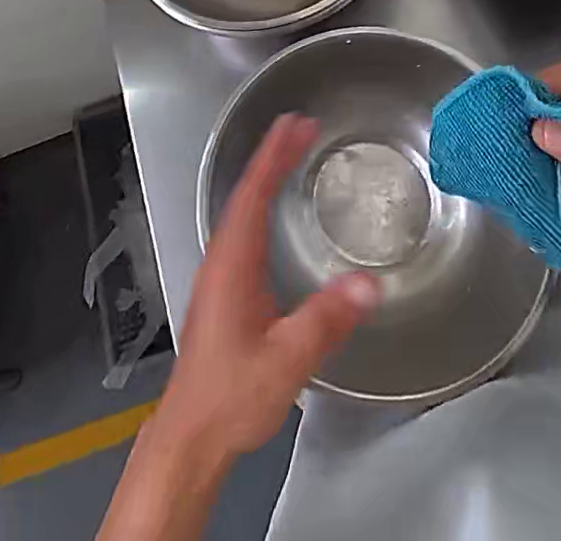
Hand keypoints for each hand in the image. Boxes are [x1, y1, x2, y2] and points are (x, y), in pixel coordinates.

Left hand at [157, 113, 380, 460]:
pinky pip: (247, 230)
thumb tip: (368, 284)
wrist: (192, 434)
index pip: (252, 196)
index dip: (273, 158)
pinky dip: (264, 204)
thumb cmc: (229, 396)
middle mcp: (222, 261)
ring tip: (292, 152)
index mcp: (232, 266)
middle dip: (272, 156)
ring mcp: (222, 274)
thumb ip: (326, 320)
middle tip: (300, 127)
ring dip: (267, 176)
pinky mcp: (228, 289)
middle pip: (247, 193)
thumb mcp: (285, 358)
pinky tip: (278, 207)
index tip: (294, 127)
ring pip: (244, 209)